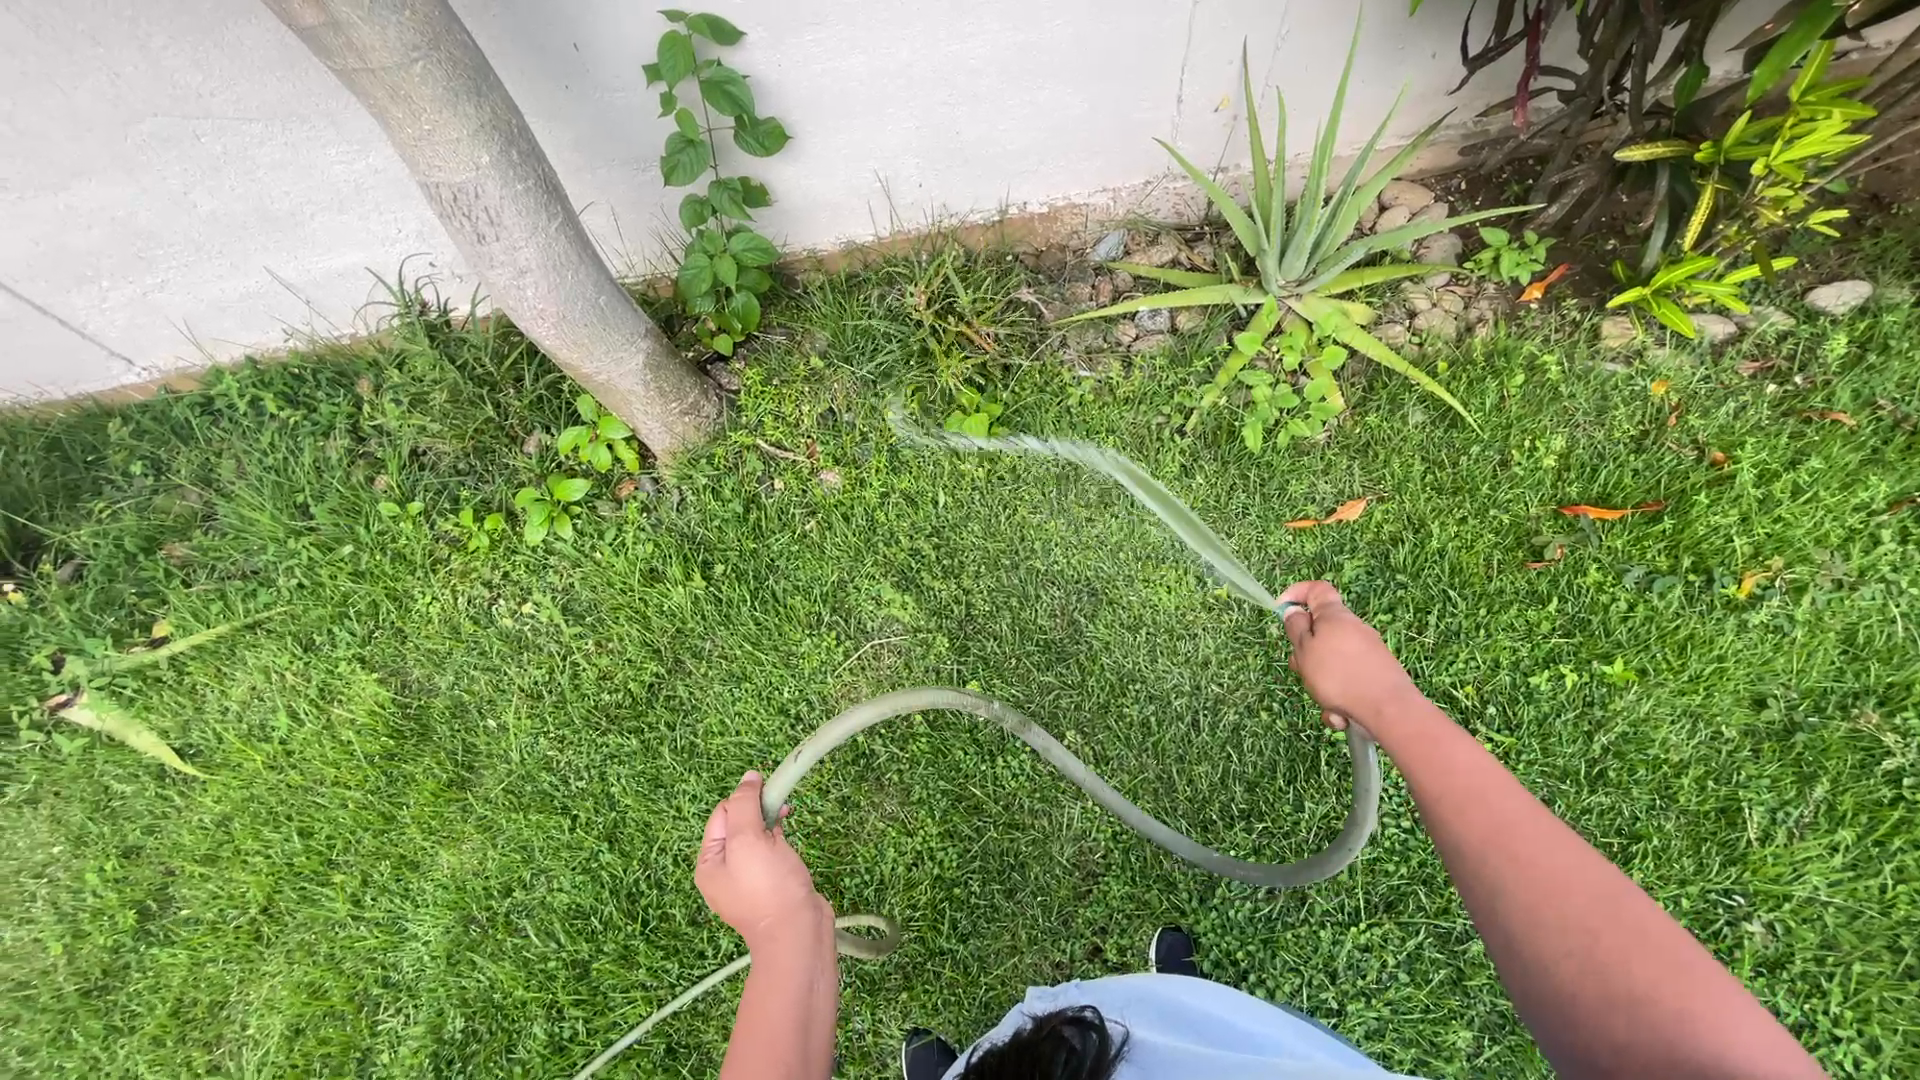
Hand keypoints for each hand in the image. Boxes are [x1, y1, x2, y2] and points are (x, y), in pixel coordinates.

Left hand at [695, 771, 831, 950]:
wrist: (797, 932)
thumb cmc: (769, 886)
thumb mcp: (749, 839)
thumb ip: (745, 804)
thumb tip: (749, 777)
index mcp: (709, 862)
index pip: (723, 813)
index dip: (745, 800)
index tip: (769, 796)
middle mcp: (723, 871)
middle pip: (739, 823)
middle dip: (759, 811)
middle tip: (781, 810)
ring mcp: (747, 879)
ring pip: (756, 836)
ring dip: (770, 823)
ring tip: (787, 821)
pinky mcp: (769, 884)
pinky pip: (769, 852)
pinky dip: (778, 840)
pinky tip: (790, 842)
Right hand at [1277, 580, 1422, 730]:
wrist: (1389, 710)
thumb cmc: (1338, 675)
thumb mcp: (1305, 650)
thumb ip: (1296, 628)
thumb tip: (1295, 611)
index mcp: (1335, 616)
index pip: (1316, 589)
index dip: (1296, 593)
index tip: (1281, 610)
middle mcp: (1353, 628)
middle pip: (1320, 631)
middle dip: (1305, 651)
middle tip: (1301, 668)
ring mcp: (1368, 651)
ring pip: (1331, 660)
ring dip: (1321, 680)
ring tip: (1324, 701)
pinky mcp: (1377, 674)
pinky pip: (1347, 680)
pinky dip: (1339, 697)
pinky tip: (1341, 715)